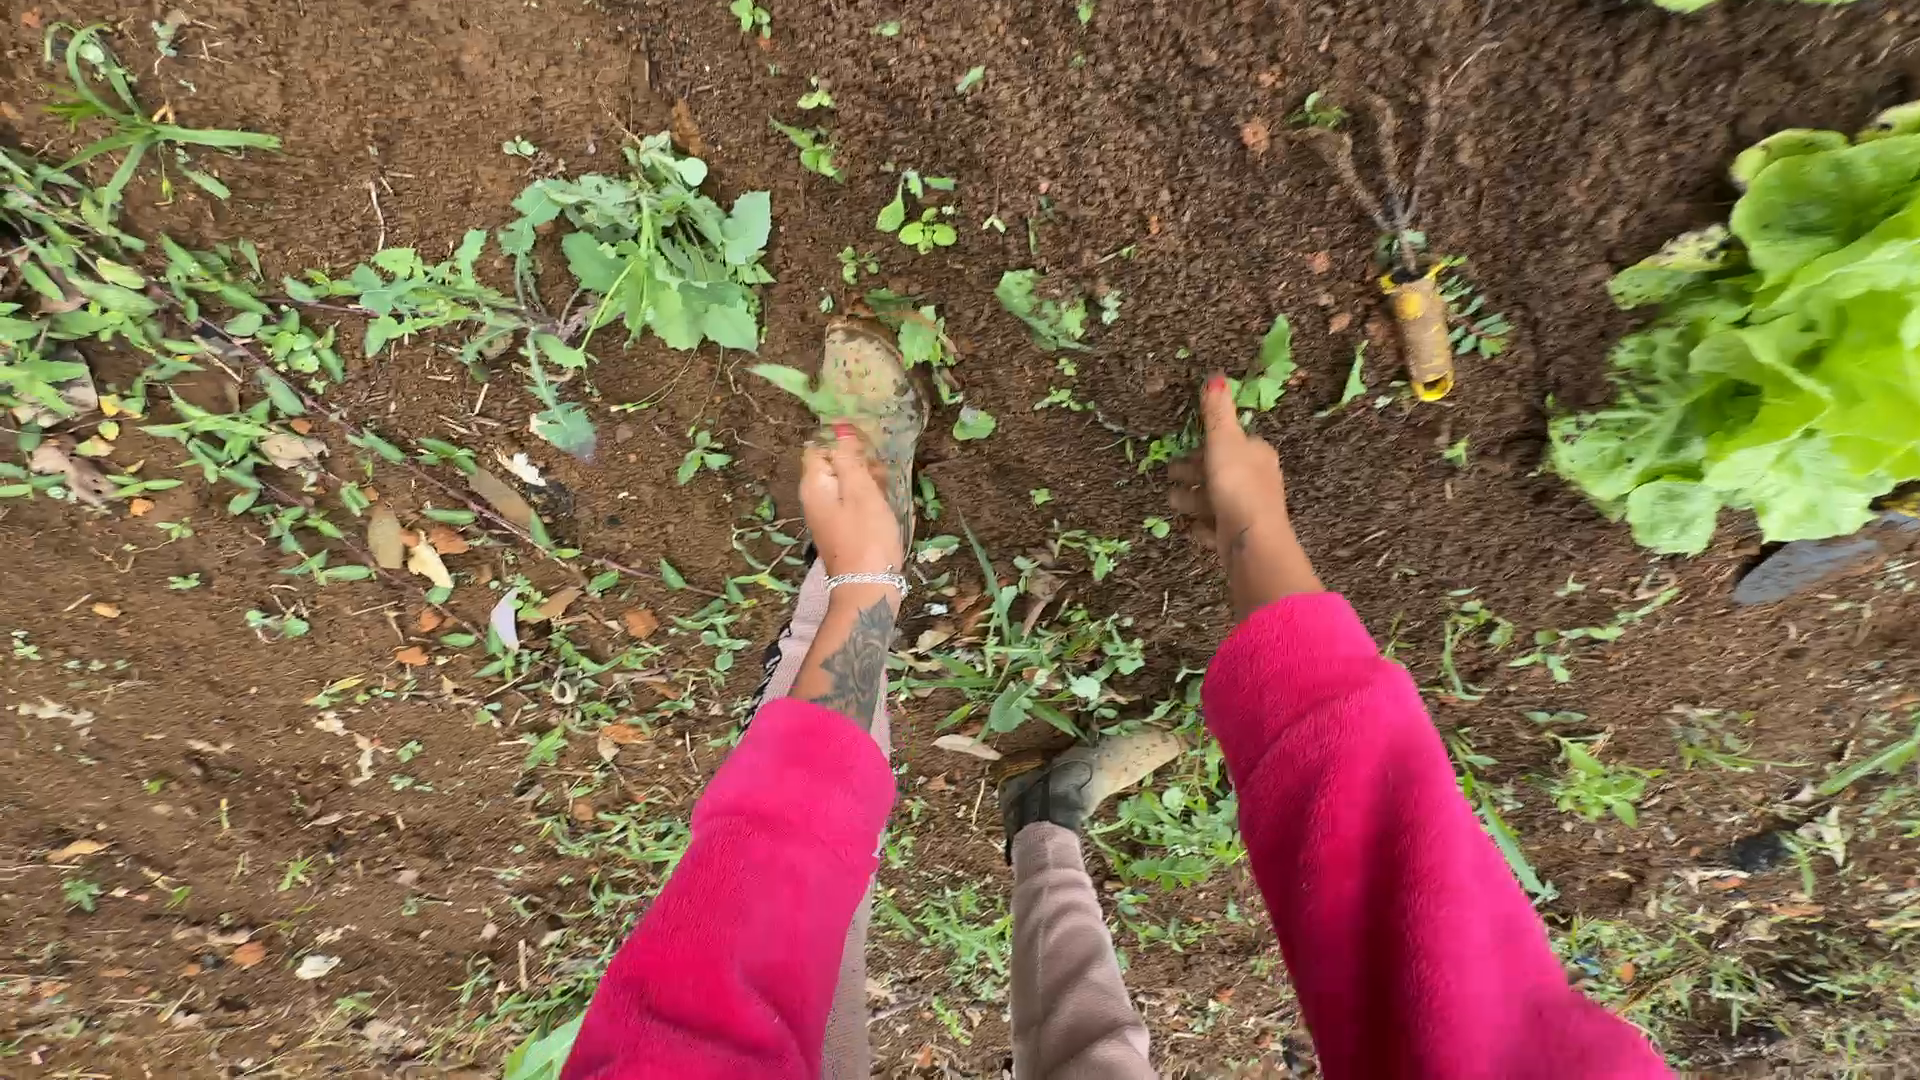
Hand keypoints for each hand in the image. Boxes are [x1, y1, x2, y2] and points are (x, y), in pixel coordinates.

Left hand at [801, 422, 905, 580]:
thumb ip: (849, 457)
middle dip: (859, 463)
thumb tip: (839, 427)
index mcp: (814, 485)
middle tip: (881, 475)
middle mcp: (815, 499)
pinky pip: (851, 504)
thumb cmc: (867, 536)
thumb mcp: (861, 490)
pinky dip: (867, 501)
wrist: (868, 587)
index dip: (842, 442)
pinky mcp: (841, 529)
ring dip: (867, 482)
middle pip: (833, 466)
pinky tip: (884, 508)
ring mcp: (827, 516)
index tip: (868, 448)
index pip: (819, 448)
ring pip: (845, 485)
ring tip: (887, 492)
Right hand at [1168, 374, 1291, 556]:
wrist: (1249, 538)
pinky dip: (1203, 525)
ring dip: (1192, 499)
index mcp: (1257, 454)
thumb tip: (1215, 376)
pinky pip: (1216, 526)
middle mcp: (1257, 480)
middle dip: (1194, 472)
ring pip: (1214, 499)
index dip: (1207, 445)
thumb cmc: (1237, 484)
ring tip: (1172, 500)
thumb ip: (1216, 412)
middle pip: (1220, 471)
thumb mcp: (1224, 441)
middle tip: (1170, 474)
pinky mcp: (1237, 534)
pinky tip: (1192, 527)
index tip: (1185, 448)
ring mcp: (1248, 509)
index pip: (1231, 443)